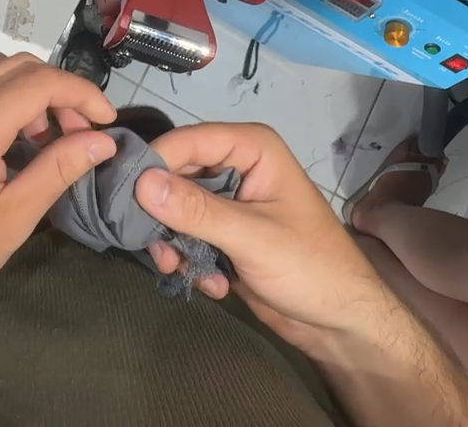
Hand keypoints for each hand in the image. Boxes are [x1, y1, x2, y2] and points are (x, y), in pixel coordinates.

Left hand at [0, 52, 117, 339]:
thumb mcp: (14, 218)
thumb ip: (59, 169)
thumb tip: (102, 141)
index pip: (41, 82)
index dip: (82, 93)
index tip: (107, 121)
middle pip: (20, 65)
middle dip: (59, 89)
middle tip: (79, 132)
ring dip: (30, 87)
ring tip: (47, 133)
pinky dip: (3, 91)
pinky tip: (14, 132)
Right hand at [135, 122, 382, 356]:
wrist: (343, 327)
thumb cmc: (311, 269)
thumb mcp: (252, 239)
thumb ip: (196, 210)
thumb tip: (140, 183)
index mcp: (251, 148)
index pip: (188, 140)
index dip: (155, 162)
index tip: (124, 195)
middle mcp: (236, 164)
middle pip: (176, 172)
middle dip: (162, 211)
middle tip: (150, 243)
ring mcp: (229, 198)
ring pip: (175, 205)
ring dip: (172, 239)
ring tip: (177, 268)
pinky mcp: (224, 230)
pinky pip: (186, 231)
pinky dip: (188, 256)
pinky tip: (209, 283)